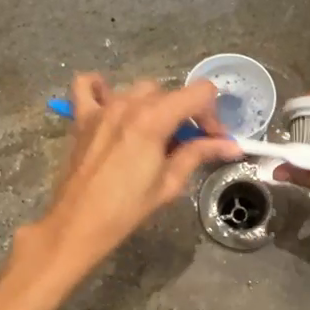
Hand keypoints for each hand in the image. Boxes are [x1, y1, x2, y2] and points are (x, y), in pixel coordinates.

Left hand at [30, 73, 238, 267]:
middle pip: (170, 93)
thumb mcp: (169, 182)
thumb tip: (231, 145)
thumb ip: (198, 154)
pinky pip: (86, 85)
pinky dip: (101, 88)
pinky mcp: (81, 117)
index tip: (212, 139)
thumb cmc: (127, 208)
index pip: (198, 93)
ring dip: (154, 106)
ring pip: (138, 90)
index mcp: (153, 119)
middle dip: (187, 114)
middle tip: (189, 144)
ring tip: (156, 135)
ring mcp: (102, 108)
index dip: (211, 114)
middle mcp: (127, 104)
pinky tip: (111, 103)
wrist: (79, 223)